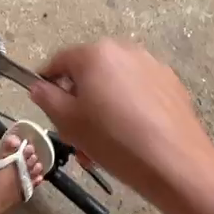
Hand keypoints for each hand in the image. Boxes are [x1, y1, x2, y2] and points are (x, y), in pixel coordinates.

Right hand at [28, 39, 213, 199]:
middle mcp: (124, 51)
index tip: (47, 106)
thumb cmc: (113, 139)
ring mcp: (151, 66)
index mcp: (95, 54)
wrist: (174, 162)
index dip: (47, 83)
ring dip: (102, 107)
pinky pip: (137, 92)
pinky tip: (130, 136)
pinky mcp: (171, 85)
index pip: (58, 61)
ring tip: (103, 142)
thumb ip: (46, 98)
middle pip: (88, 72)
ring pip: (114, 84)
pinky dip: (128, 108)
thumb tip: (39, 87)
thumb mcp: (67, 122)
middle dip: (78, 100)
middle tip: (76, 132)